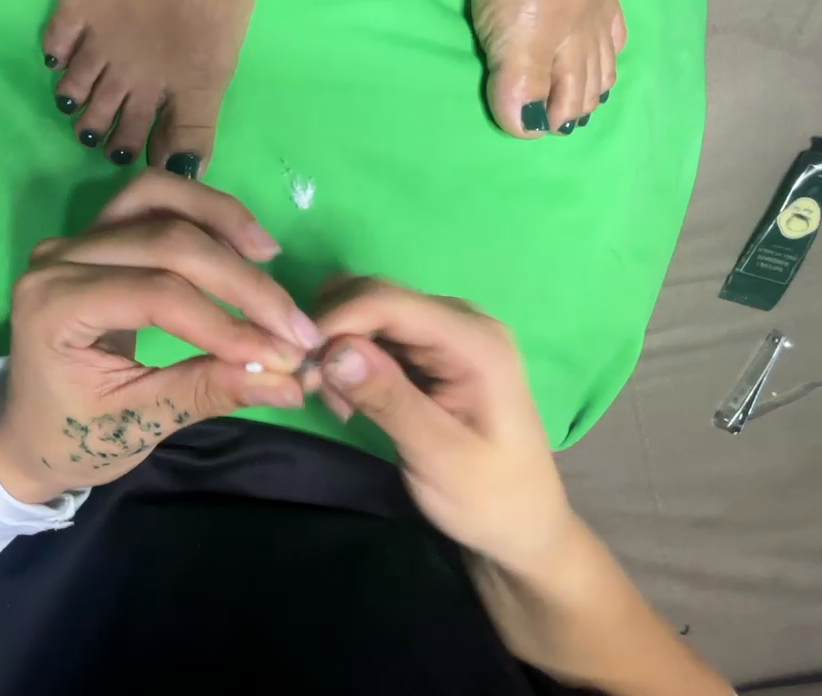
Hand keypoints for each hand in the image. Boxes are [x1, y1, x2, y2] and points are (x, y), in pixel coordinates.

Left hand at [0, 172, 321, 502]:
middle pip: (165, 240)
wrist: (28, 432)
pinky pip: (150, 200)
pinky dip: (199, 211)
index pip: (156, 295)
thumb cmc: (73, 437)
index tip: (284, 354)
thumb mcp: (138, 425)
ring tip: (270, 257)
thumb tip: (290, 380)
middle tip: (294, 326)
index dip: (226, 321)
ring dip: (220, 219)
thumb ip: (207, 392)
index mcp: (54, 308)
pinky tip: (238, 242)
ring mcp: (76, 239)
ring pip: (156, 196)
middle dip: (239, 281)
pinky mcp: (96, 234)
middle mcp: (59, 258)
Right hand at [312, 278, 576, 573]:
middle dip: (331, 332)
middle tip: (313, 387)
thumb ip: (389, 400)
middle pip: (370, 295)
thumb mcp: (439, 457)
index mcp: (473, 340)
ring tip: (334, 400)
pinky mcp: (425, 345)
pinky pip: (370, 330)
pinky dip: (346, 355)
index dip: (335, 320)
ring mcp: (440, 330)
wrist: (520, 526)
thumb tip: (333, 351)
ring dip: (335, 345)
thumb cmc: (488, 498)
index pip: (385, 300)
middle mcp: (457, 319)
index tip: (301, 365)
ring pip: (363, 310)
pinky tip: (347, 397)